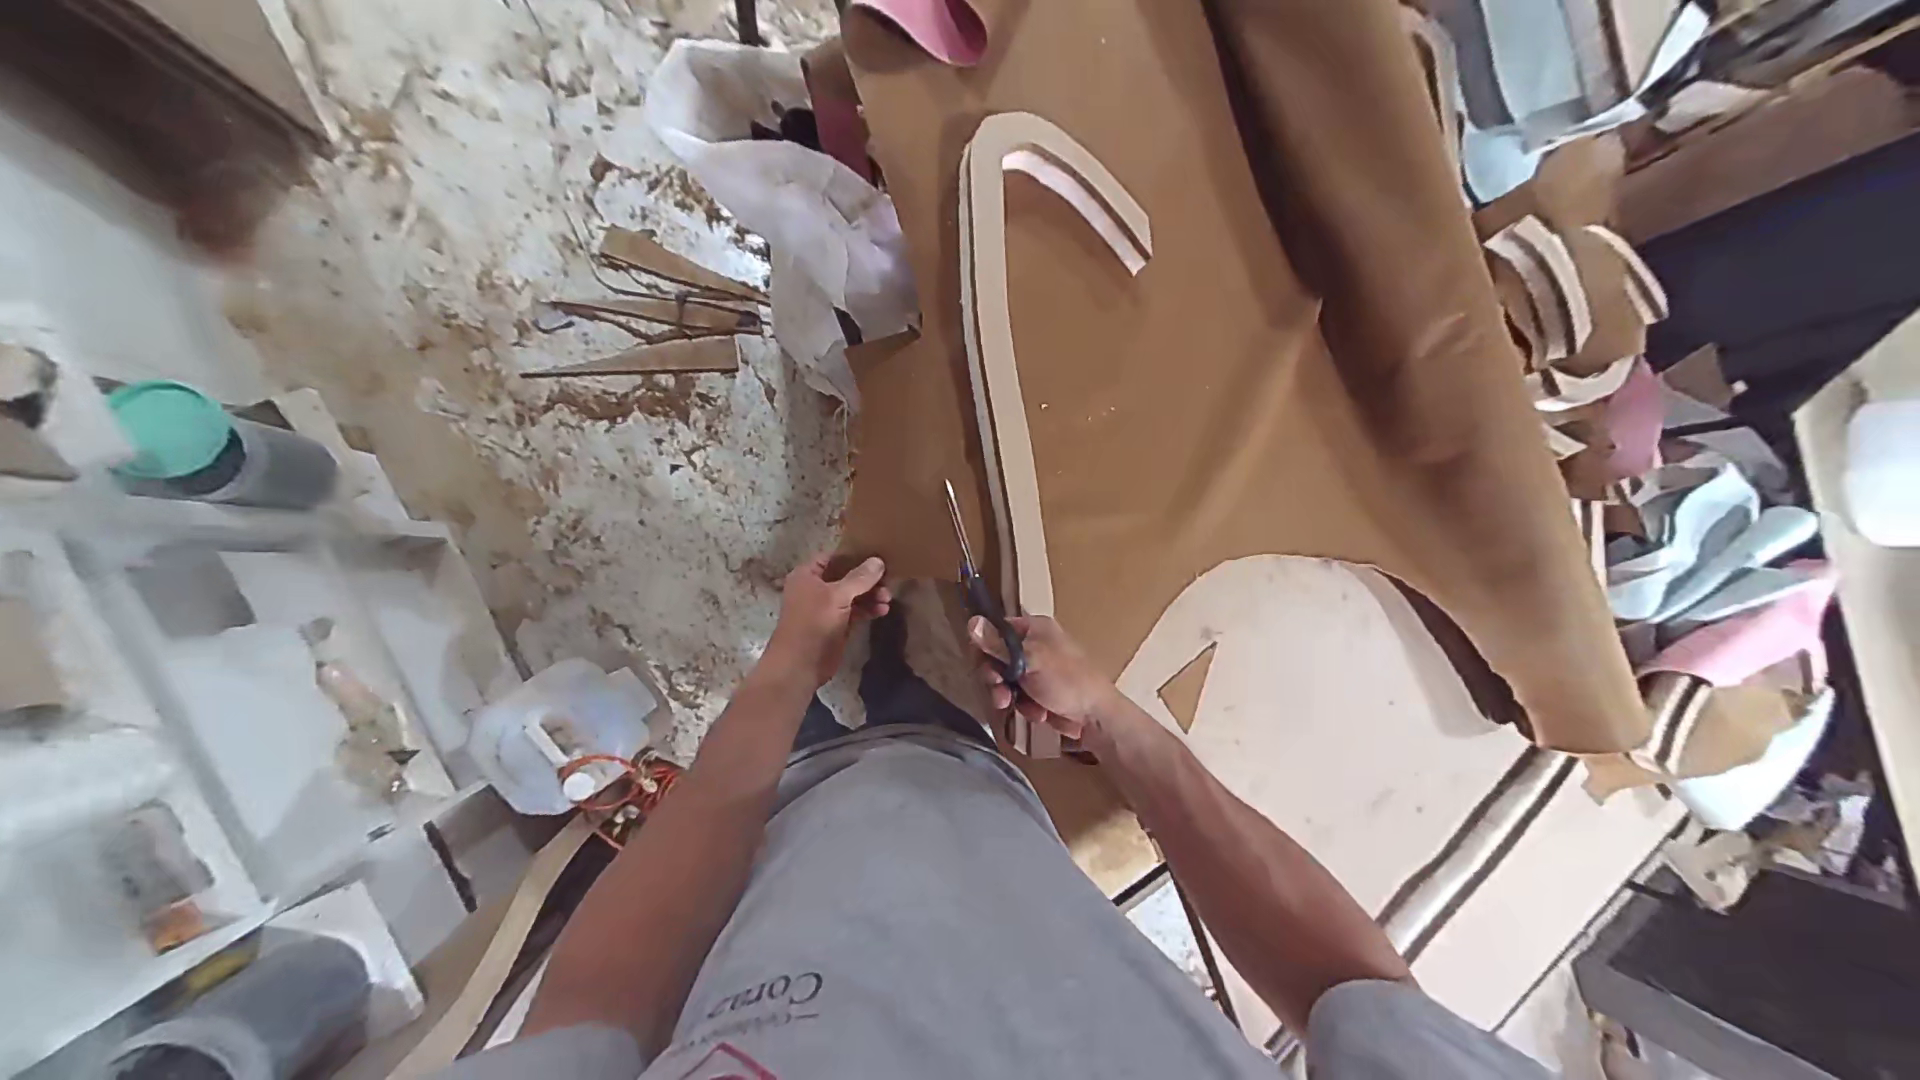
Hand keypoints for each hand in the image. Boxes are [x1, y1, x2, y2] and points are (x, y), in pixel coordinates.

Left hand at [763, 554, 891, 687]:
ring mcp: (826, 608)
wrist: (800, 665)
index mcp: (807, 575)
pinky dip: (868, 610)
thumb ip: (859, 578)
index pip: (833, 557)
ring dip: (871, 595)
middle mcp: (816, 588)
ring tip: (888, 598)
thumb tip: (878, 561)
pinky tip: (883, 610)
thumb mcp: (837, 596)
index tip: (877, 555)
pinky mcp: (836, 625)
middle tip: (888, 580)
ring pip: (853, 595)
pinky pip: (855, 611)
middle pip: (846, 577)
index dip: (854, 556)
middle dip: (867, 579)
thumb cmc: (814, 623)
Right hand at [968, 614, 1122, 740]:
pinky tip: (1037, 713)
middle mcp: (1034, 644)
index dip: (984, 647)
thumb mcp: (1030, 660)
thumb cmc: (1068, 681)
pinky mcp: (1039, 691)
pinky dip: (1024, 706)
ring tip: (1015, 706)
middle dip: (995, 678)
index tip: (981, 665)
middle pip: (997, 657)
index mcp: (1035, 628)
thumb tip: (971, 622)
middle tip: (998, 691)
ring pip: (1004, 680)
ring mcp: (1037, 669)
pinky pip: (1018, 696)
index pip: (996, 630)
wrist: (1097, 718)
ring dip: (1007, 695)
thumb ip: (999, 644)